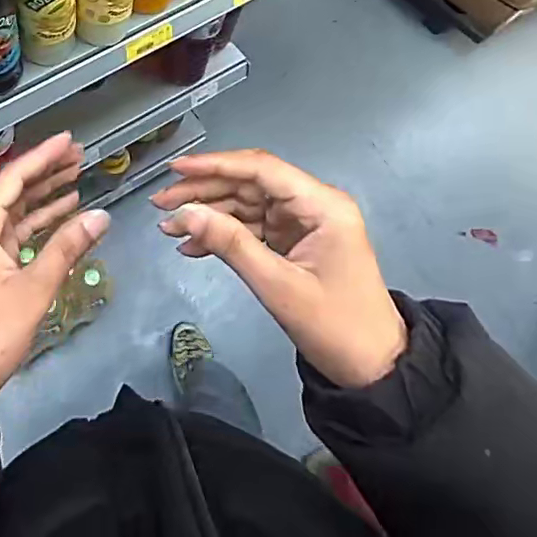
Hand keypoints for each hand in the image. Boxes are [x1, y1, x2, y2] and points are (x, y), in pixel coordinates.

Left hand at [0, 132, 108, 423]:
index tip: (67, 140)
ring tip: (77, 174)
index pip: (12, 179)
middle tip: (79, 153)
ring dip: (46, 192)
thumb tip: (100, 216)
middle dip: (46, 170)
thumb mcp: (34, 290)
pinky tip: (66, 210)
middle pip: (15, 189)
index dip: (41, 157)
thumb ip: (67, 248)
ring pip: (18, 209)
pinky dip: (42, 219)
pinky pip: (20, 230)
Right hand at [152, 149, 404, 388]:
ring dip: (206, 213)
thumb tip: (184, 214)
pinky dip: (221, 234)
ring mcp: (300, 221)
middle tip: (161, 202)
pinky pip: (249, 226)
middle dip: (203, 190)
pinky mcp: (291, 239)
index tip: (176, 168)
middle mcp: (311, 203)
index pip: (261, 168)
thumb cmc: (337, 328)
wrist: (375, 372)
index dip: (215, 165)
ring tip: (169, 226)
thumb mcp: (279, 286)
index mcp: (321, 204)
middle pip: (248, 183)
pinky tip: (192, 245)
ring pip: (244, 203)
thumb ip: (230, 244)